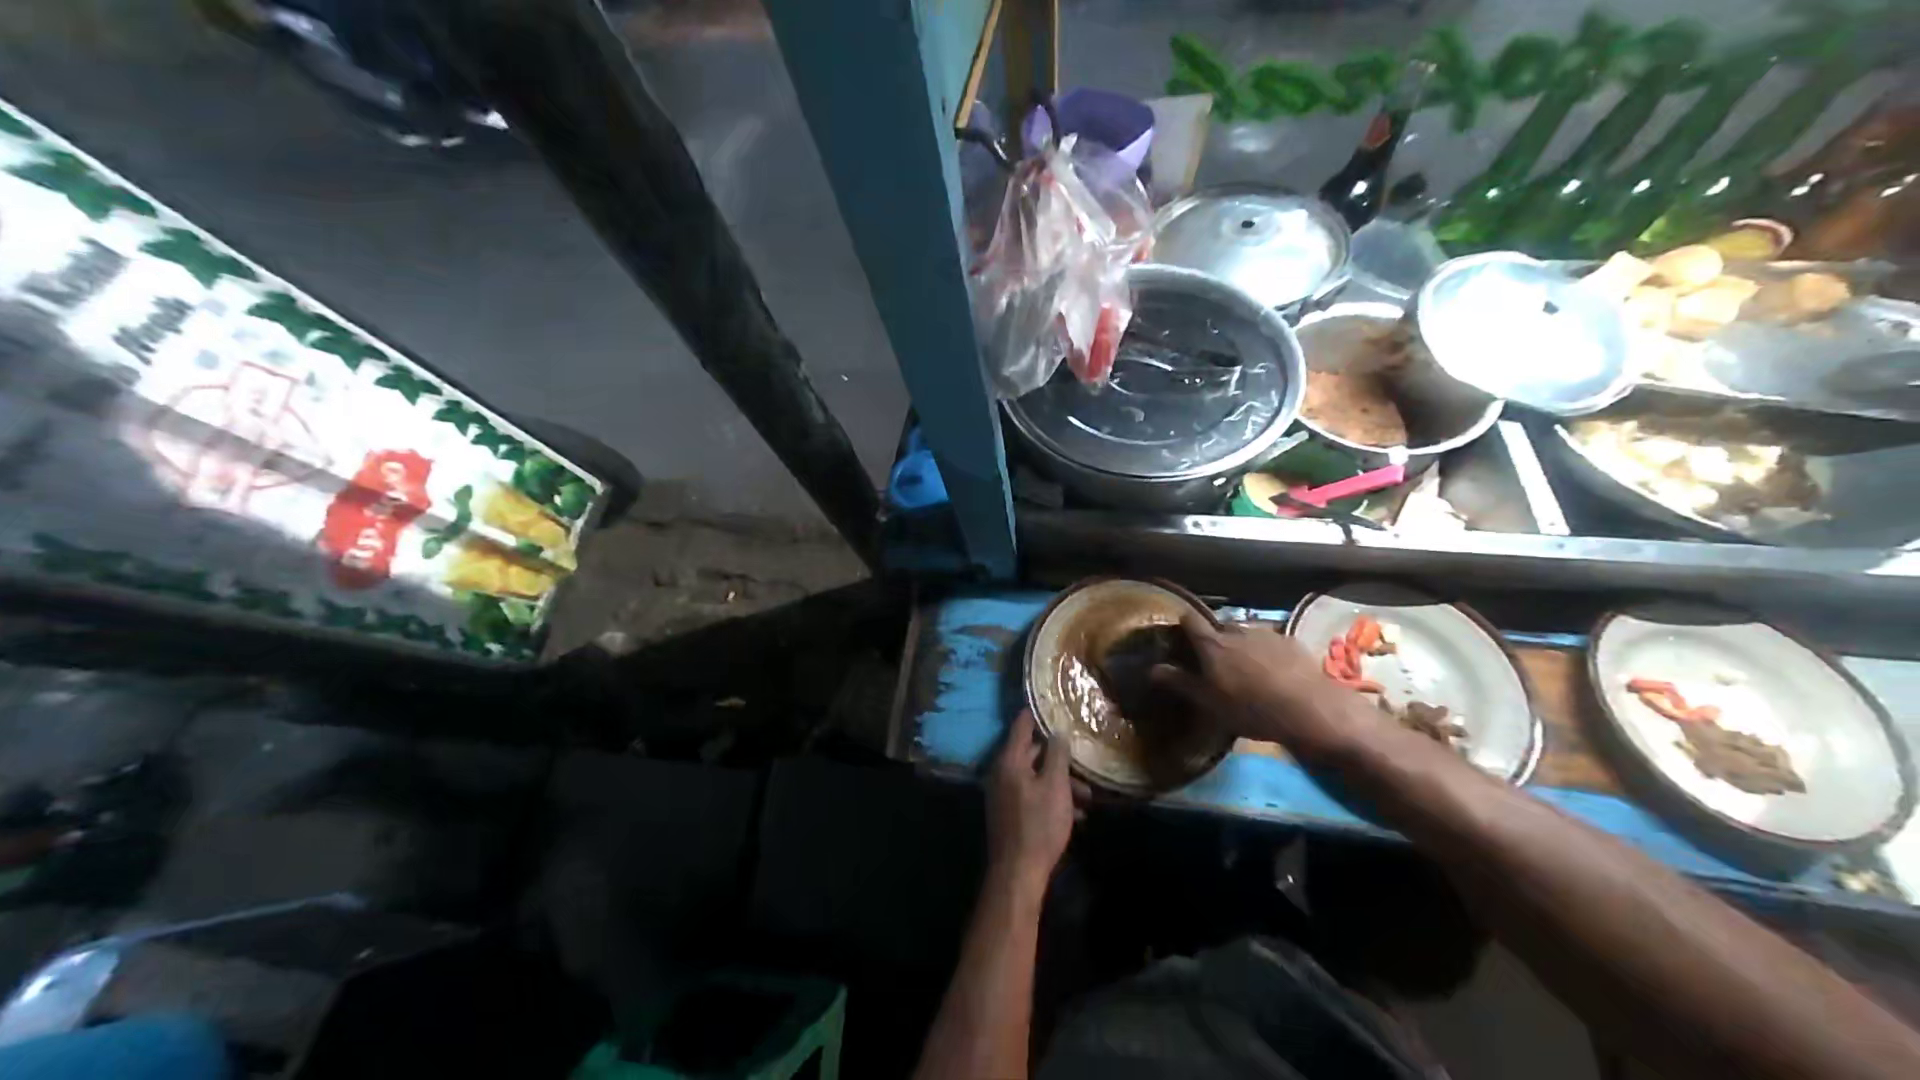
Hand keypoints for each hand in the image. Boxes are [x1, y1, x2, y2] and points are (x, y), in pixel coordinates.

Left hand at [986, 710, 1083, 889]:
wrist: (1018, 871)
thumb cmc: (1039, 824)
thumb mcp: (1055, 786)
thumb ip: (1057, 755)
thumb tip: (1057, 731)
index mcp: (1009, 761)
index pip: (1021, 726)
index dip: (1035, 713)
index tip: (1049, 703)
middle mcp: (1001, 772)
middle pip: (1030, 753)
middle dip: (1058, 758)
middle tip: (1083, 761)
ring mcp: (1003, 793)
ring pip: (1034, 777)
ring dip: (1059, 783)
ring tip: (1087, 799)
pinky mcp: (1008, 812)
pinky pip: (1031, 795)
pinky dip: (1051, 798)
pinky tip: (1075, 816)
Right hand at [1154, 613, 1393, 760]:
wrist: (1309, 709)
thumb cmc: (1250, 709)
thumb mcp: (1209, 703)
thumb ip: (1180, 682)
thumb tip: (1152, 668)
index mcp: (1211, 643)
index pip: (1189, 619)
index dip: (1183, 625)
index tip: (1181, 638)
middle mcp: (1236, 630)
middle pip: (1218, 626)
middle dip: (1214, 639)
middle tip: (1215, 662)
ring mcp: (1265, 633)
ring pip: (1245, 633)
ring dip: (1241, 645)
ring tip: (1247, 670)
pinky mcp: (1290, 641)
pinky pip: (1269, 641)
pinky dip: (1265, 652)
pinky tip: (1273, 672)